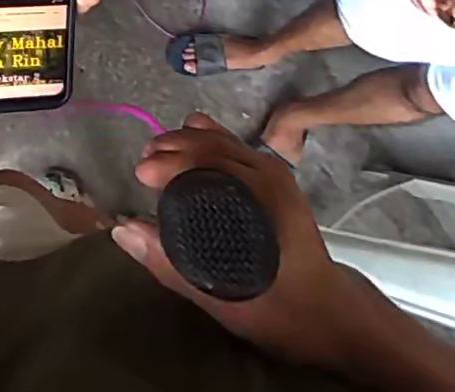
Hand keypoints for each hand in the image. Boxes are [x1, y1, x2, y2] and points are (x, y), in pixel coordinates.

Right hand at [112, 113, 384, 369]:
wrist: (332, 315)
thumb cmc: (281, 309)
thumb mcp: (224, 295)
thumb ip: (170, 263)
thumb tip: (122, 230)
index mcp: (262, 196)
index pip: (206, 159)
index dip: (169, 162)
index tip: (141, 174)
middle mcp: (269, 174)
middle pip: (209, 142)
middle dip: (170, 148)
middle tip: (143, 167)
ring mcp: (273, 170)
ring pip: (218, 138)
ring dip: (183, 143)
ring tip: (157, 158)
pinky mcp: (273, 174)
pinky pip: (230, 144)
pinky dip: (202, 143)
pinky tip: (185, 155)